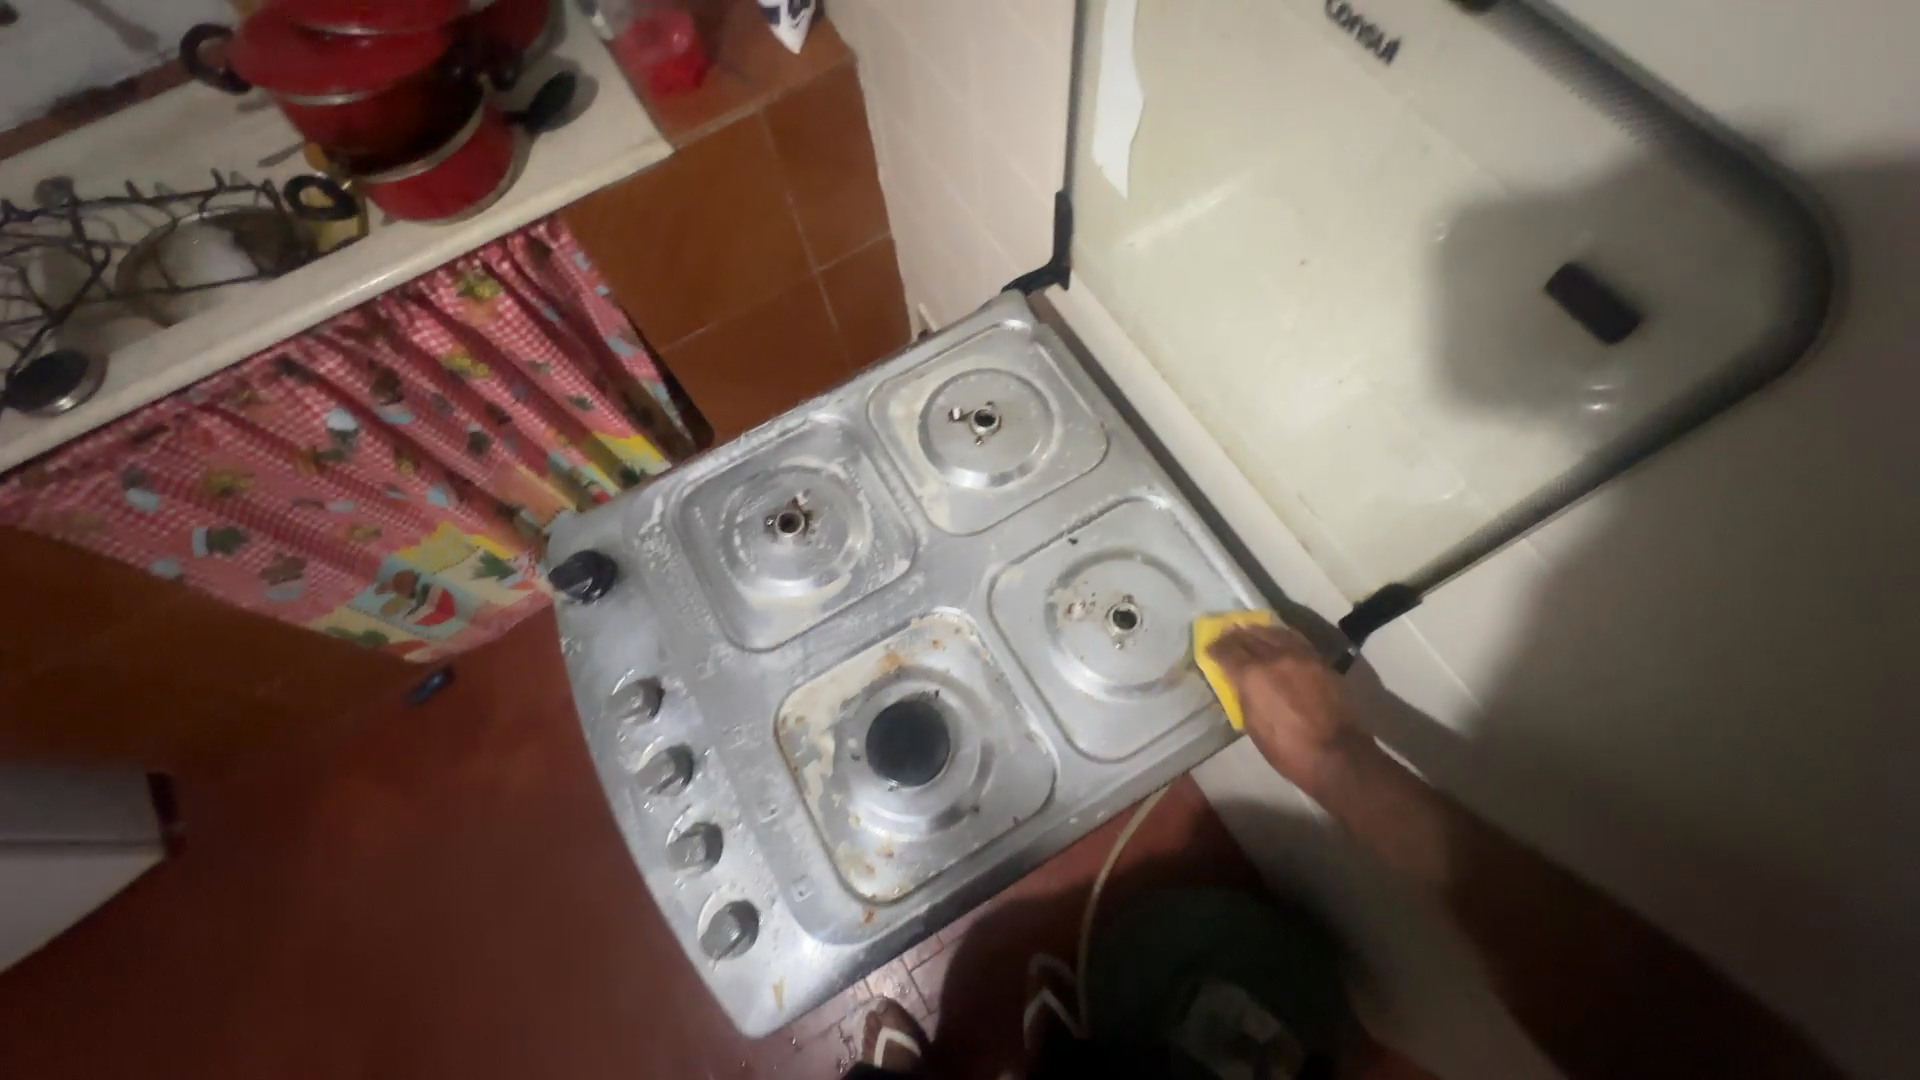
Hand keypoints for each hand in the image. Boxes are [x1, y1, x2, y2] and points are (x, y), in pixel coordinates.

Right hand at [1207, 626, 1368, 797]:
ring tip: (1248, 630)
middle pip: (1248, 637)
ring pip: (1273, 632)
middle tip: (1224, 636)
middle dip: (1233, 636)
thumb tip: (1239, 683)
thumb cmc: (1287, 749)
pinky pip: (1295, 639)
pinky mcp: (1319, 660)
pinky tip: (1276, 636)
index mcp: (1252, 675)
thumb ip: (1243, 696)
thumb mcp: (1252, 725)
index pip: (1227, 652)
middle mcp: (1274, 658)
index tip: (1209, 649)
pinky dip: (1280, 635)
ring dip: (1256, 631)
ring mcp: (1299, 656)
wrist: (1336, 754)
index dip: (1215, 649)